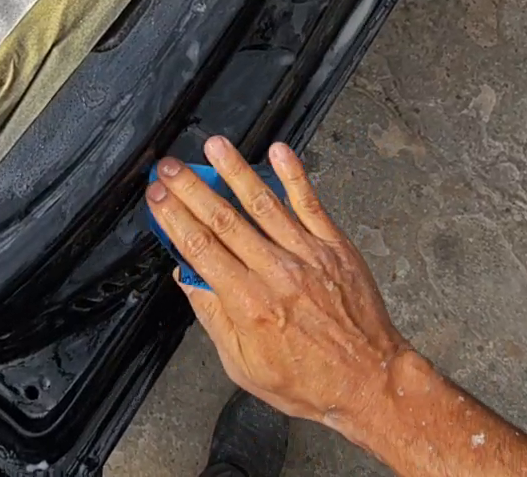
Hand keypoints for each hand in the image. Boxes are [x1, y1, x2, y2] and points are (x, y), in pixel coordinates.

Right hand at [149, 139, 526, 476]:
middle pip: (224, 219)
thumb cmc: (305, 380)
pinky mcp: (333, 244)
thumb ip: (213, 318)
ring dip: (236, 171)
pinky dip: (294, 176)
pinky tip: (278, 150)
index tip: (155, 194)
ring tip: (214, 144)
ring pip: (264, 203)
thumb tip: (187, 278)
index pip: (201, 248)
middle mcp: (274, 271)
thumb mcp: (244, 366)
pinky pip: (309, 203)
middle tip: (169, 165)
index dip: (174, 218)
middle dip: (192, 188)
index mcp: (248, 302)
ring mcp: (306, 253)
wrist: (371, 381)